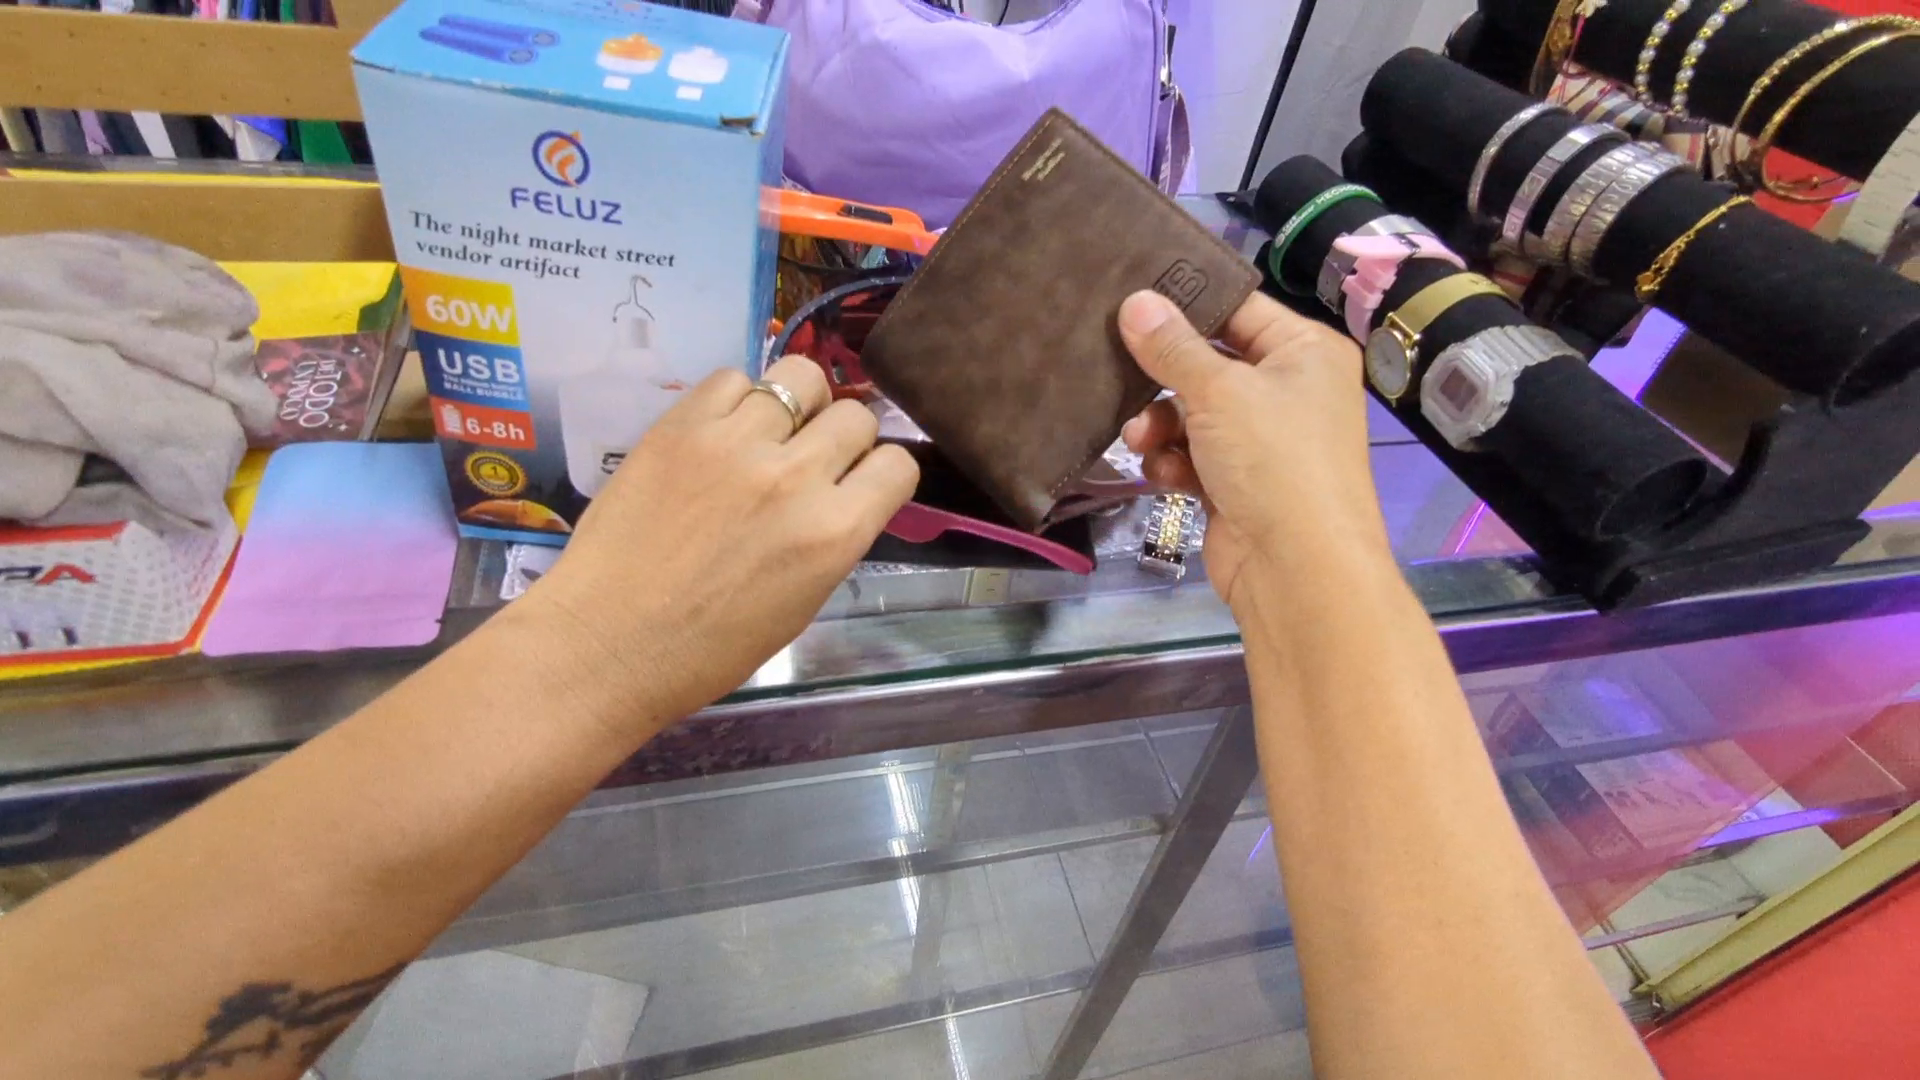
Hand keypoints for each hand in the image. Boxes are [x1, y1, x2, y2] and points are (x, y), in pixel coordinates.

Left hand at [531, 355, 917, 730]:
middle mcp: (796, 477)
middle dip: (845, 437)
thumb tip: (839, 492)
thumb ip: (833, 536)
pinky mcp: (681, 425)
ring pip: (800, 378)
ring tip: (771, 434)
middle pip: (856, 415)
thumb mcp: (804, 600)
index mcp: (835, 533)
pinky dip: (738, 401)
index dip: (883, 474)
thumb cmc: (713, 648)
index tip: (861, 484)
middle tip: (814, 460)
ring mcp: (736, 443)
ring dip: (797, 406)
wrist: (609, 644)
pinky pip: (733, 379)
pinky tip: (722, 434)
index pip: (898, 465)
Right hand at [1118, 289, 1391, 619]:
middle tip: (1115, 371)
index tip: (1129, 300)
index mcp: (1304, 352)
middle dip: (1163, 379)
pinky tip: (1162, 475)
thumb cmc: (1272, 460)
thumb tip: (1134, 299)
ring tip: (1138, 440)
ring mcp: (1262, 440)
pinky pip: (1193, 456)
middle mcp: (1287, 390)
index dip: (1185, 305)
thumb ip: (1172, 347)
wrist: (1295, 567)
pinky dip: (1173, 463)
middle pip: (1209, 365)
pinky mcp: (1236, 481)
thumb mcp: (1219, 392)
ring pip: (1192, 415)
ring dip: (1160, 426)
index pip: (1238, 309)